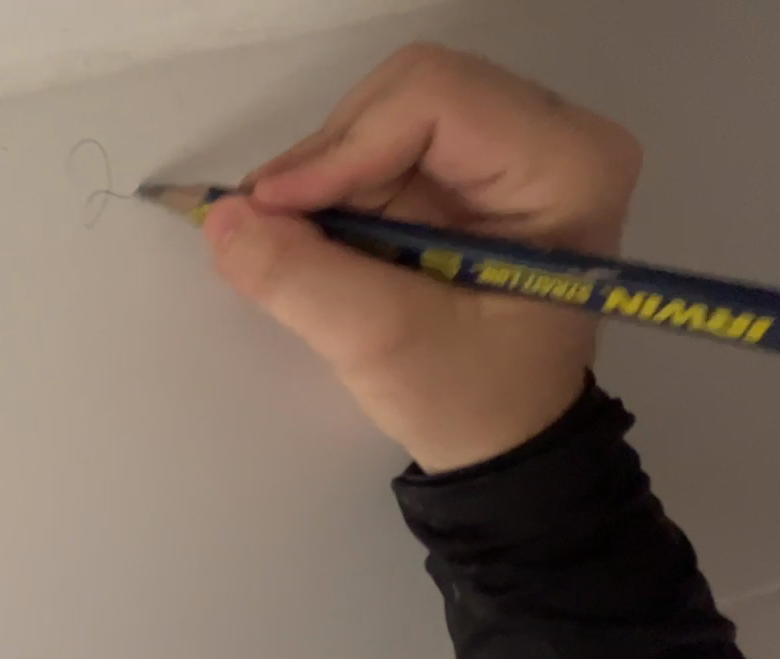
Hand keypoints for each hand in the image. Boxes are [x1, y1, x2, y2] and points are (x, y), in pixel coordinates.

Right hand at [203, 44, 641, 472]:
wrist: (495, 439)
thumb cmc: (466, 398)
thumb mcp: (381, 343)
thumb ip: (300, 279)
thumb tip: (220, 220)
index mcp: (559, 164)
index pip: (432, 98)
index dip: (338, 148)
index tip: (268, 213)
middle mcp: (530, 140)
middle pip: (396, 98)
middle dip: (319, 164)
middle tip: (268, 232)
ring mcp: (483, 161)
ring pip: (368, 124)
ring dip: (308, 185)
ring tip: (283, 251)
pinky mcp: (440, 187)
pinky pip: (358, 161)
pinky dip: (313, 201)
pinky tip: (303, 249)